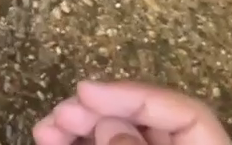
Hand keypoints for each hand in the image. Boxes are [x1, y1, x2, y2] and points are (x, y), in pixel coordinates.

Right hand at [33, 82, 231, 144]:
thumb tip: (110, 123)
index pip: (187, 112)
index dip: (134, 95)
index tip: (84, 91)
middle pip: (147, 122)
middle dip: (96, 113)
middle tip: (57, 116)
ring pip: (122, 136)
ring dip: (80, 127)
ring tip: (44, 131)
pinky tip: (54, 141)